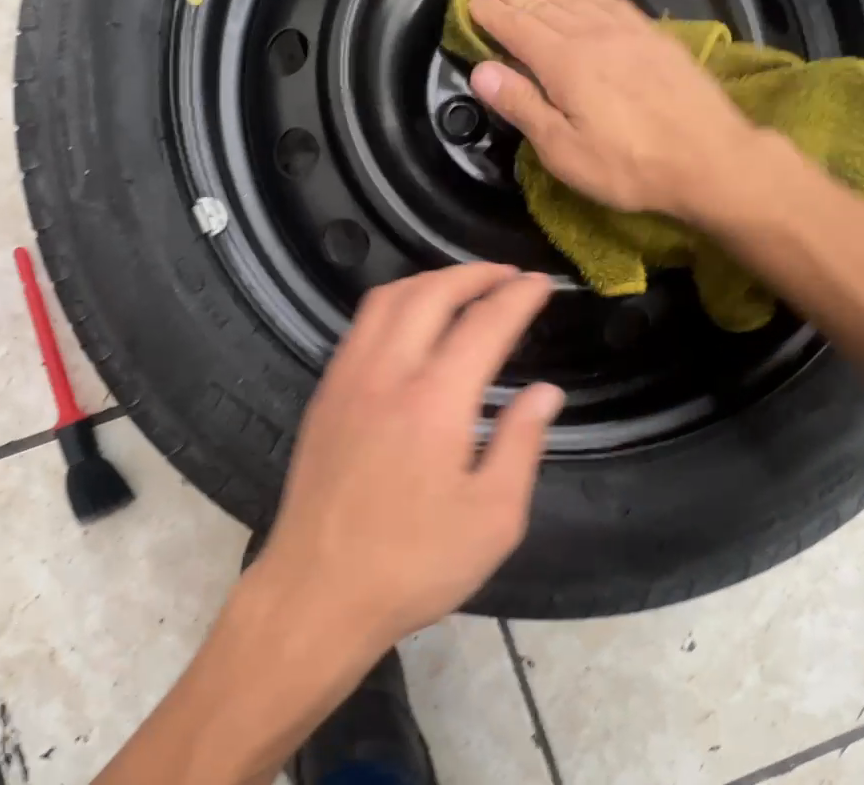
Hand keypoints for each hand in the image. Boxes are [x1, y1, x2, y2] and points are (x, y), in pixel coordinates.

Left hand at [248, 264, 561, 652]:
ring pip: (386, 300)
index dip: (517, 297)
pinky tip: (411, 323)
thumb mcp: (492, 518)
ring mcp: (347, 379)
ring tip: (464, 287)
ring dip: (430, 280)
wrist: (318, 588)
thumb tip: (545, 392)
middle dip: (474, 274)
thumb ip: (521, 444)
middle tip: (508, 276)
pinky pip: (360, 325)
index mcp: (435, 400)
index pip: (484, 324)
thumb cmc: (414, 562)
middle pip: (430, 293)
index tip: (541, 283)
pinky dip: (395, 304)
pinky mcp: (324, 394)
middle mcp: (386, 373)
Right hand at [467, 0, 767, 223]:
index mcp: (565, 64)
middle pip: (544, 3)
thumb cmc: (628, 166)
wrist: (711, 159)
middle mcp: (593, 36)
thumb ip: (522, 106)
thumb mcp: (563, 149)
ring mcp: (627, 33)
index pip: (518, 29)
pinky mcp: (654, 38)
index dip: (493, 14)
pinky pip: (612, 1)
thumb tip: (481, 72)